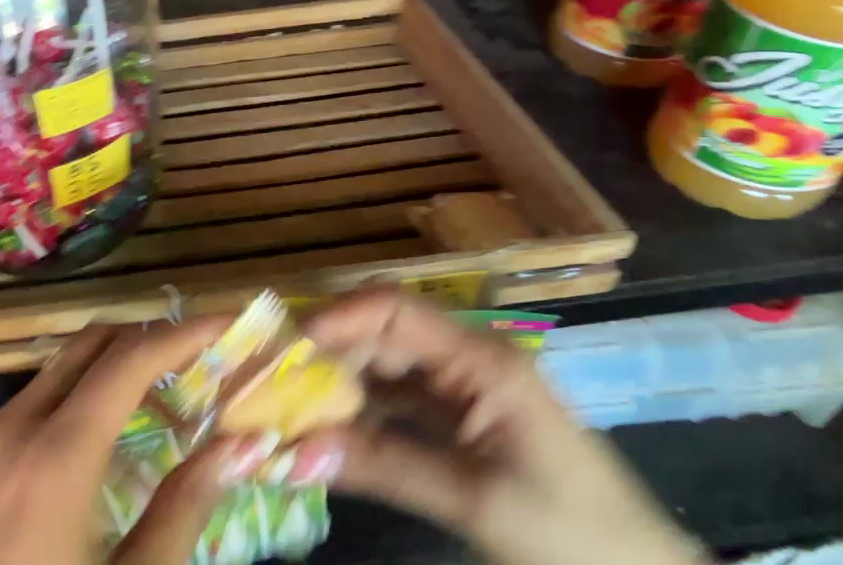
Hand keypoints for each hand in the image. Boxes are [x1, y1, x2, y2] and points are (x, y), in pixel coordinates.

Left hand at [0, 319, 312, 564]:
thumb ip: (185, 505)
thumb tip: (244, 444)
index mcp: (56, 456)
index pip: (127, 361)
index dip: (183, 333)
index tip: (231, 322)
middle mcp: (17, 423)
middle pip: (94, 342)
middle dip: (154, 336)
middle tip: (210, 352)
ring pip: (67, 360)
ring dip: (123, 358)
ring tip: (179, 381)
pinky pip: (46, 390)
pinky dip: (92, 384)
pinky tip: (127, 418)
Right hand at [297, 289, 710, 564]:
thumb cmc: (574, 532)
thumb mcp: (477, 502)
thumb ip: (385, 468)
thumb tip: (294, 452)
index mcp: (480, 360)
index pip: (394, 310)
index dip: (336, 318)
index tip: (282, 348)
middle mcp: (466, 361)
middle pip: (380, 335)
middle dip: (324, 354)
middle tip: (269, 382)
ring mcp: (462, 392)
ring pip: (382, 369)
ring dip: (336, 387)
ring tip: (284, 408)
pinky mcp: (459, 423)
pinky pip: (395, 405)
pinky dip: (358, 417)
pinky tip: (324, 436)